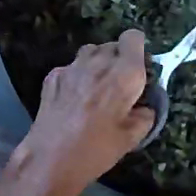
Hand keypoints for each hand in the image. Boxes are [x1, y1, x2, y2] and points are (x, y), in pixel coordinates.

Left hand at [11, 29, 154, 195]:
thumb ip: (144, 115)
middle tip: (119, 85)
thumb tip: (144, 107)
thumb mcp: (132, 137)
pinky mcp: (53, 75)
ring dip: (97, 64)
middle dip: (119, 59)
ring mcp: (72, 67)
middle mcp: (99, 62)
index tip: (139, 67)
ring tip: (97, 88)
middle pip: (112, 45)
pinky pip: (71, 67)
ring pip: (90, 52)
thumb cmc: (97, 149)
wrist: (50, 158)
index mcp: (125, 74)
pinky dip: (77, 76)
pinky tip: (74, 99)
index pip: (133, 38)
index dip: (137, 49)